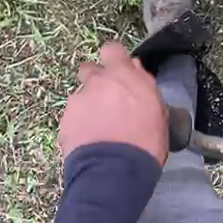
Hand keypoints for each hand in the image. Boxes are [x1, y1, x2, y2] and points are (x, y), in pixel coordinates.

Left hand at [58, 42, 167, 163]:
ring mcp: (78, 101)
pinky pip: (72, 117)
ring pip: (81, 96)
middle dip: (96, 81)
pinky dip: (79, 126)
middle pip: (90, 70)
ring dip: (88, 106)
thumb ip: (144, 85)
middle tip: (107, 101)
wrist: (114, 172)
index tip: (119, 72)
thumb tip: (135, 71)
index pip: (112, 50)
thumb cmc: (145, 141)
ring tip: (98, 129)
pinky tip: (89, 142)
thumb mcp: (157, 111)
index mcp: (122, 75)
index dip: (114, 59)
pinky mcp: (64, 121)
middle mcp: (97, 82)